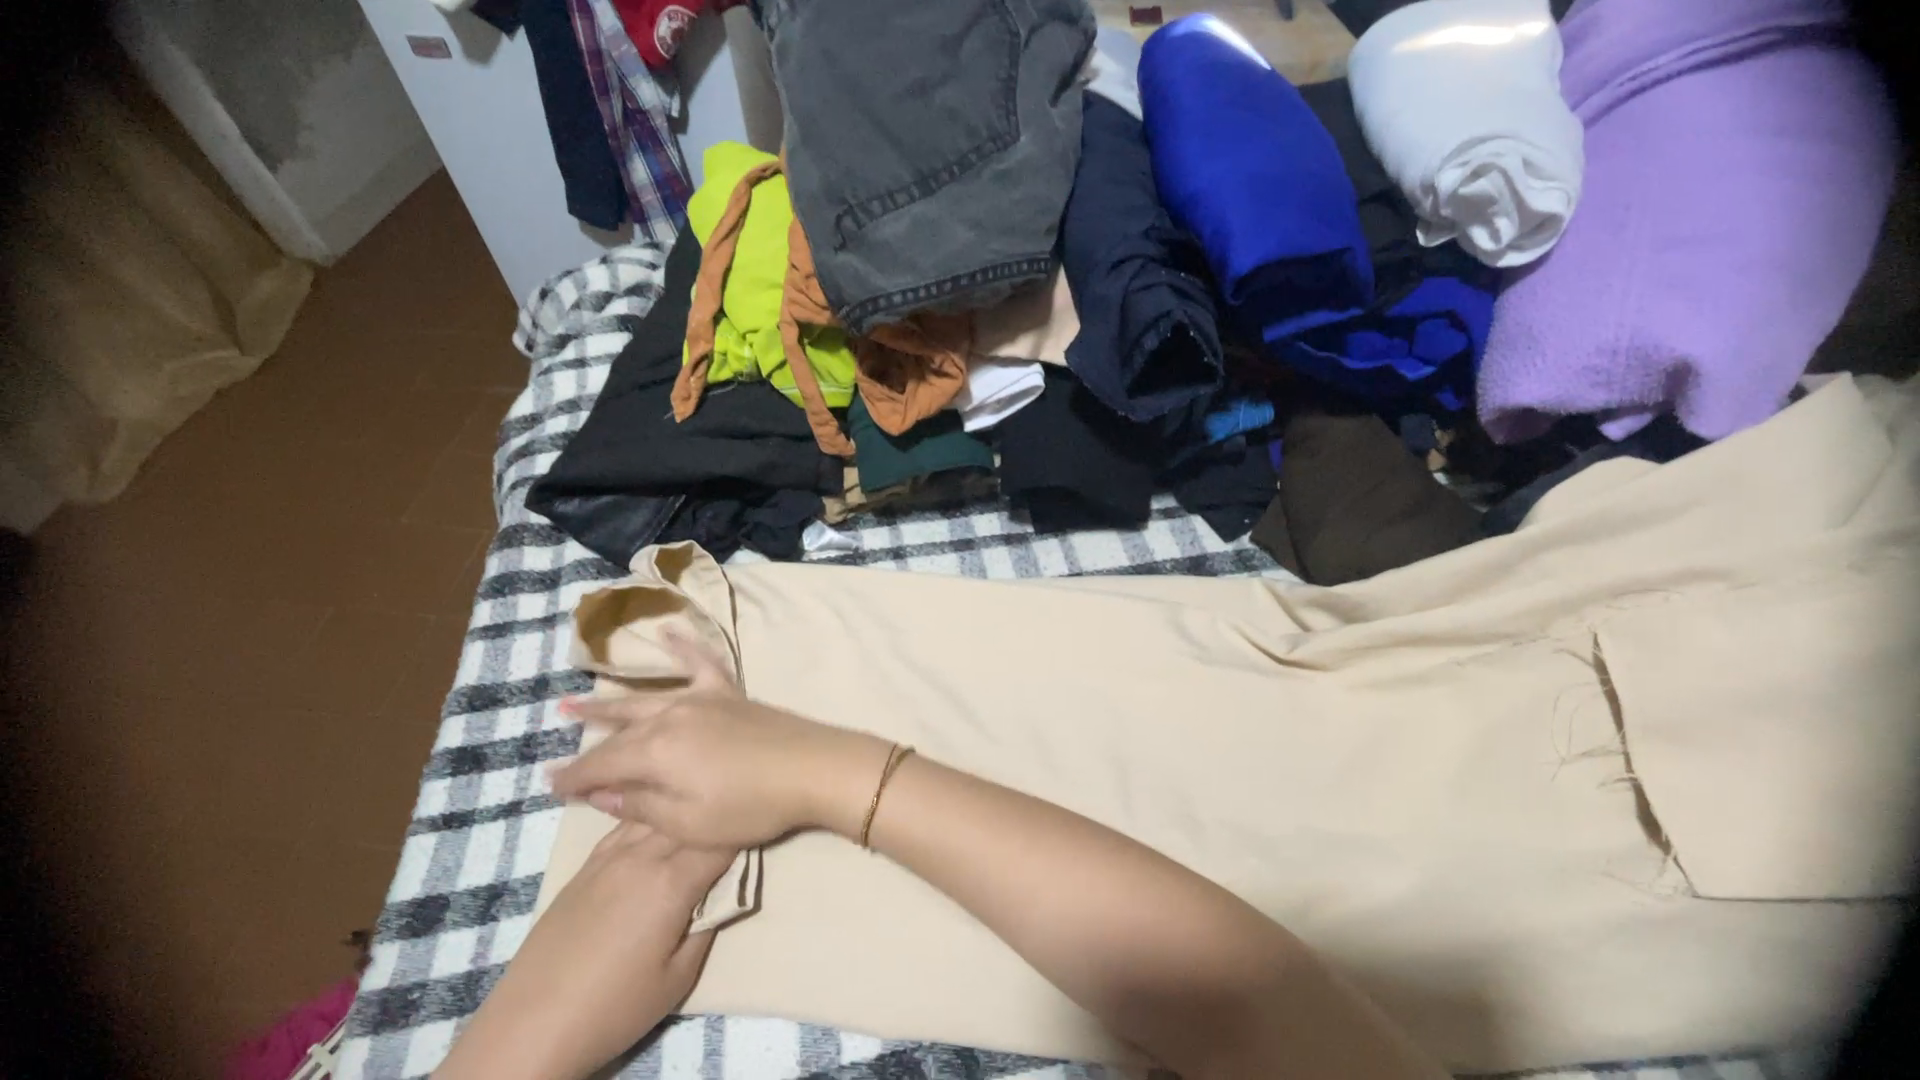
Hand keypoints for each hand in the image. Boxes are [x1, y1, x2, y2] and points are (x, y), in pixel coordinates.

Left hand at [434, 822, 735, 1079]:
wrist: (531, 1025)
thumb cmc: (614, 1008)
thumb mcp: (679, 977)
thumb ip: (707, 925)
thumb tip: (722, 894)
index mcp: (671, 883)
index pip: (721, 840)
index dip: (745, 831)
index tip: (760, 827)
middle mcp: (641, 857)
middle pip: (688, 820)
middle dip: (715, 817)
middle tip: (737, 819)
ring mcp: (608, 859)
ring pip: (655, 816)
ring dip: (682, 813)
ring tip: (702, 813)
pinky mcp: (584, 868)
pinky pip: (625, 827)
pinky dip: (648, 820)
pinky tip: (658, 824)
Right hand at [547, 632, 888, 847]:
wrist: (812, 769)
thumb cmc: (750, 806)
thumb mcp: (688, 823)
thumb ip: (640, 805)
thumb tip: (602, 793)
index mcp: (655, 753)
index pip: (601, 765)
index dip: (574, 778)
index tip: (549, 785)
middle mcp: (669, 717)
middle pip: (619, 730)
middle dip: (587, 740)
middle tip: (555, 745)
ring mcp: (700, 699)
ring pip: (645, 698)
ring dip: (611, 699)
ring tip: (576, 698)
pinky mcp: (728, 692)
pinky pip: (700, 661)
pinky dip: (683, 646)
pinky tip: (666, 632)